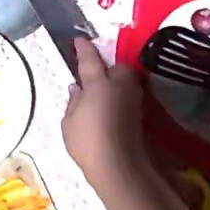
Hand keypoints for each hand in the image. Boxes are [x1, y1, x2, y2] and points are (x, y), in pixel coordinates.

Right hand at [63, 40, 150, 187]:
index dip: (83, 48)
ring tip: (102, 90)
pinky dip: (120, 95)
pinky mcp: (140, 114)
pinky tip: (110, 105)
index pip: (89, 59)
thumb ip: (73, 101)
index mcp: (98, 83)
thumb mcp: (69, 123)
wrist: (121, 168)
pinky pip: (128, 95)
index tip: (78, 41)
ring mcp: (133, 99)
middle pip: (118, 66)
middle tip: (94, 74)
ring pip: (126, 80)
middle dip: (109, 66)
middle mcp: (120, 86)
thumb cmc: (88, 144)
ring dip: (116, 80)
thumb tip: (77, 87)